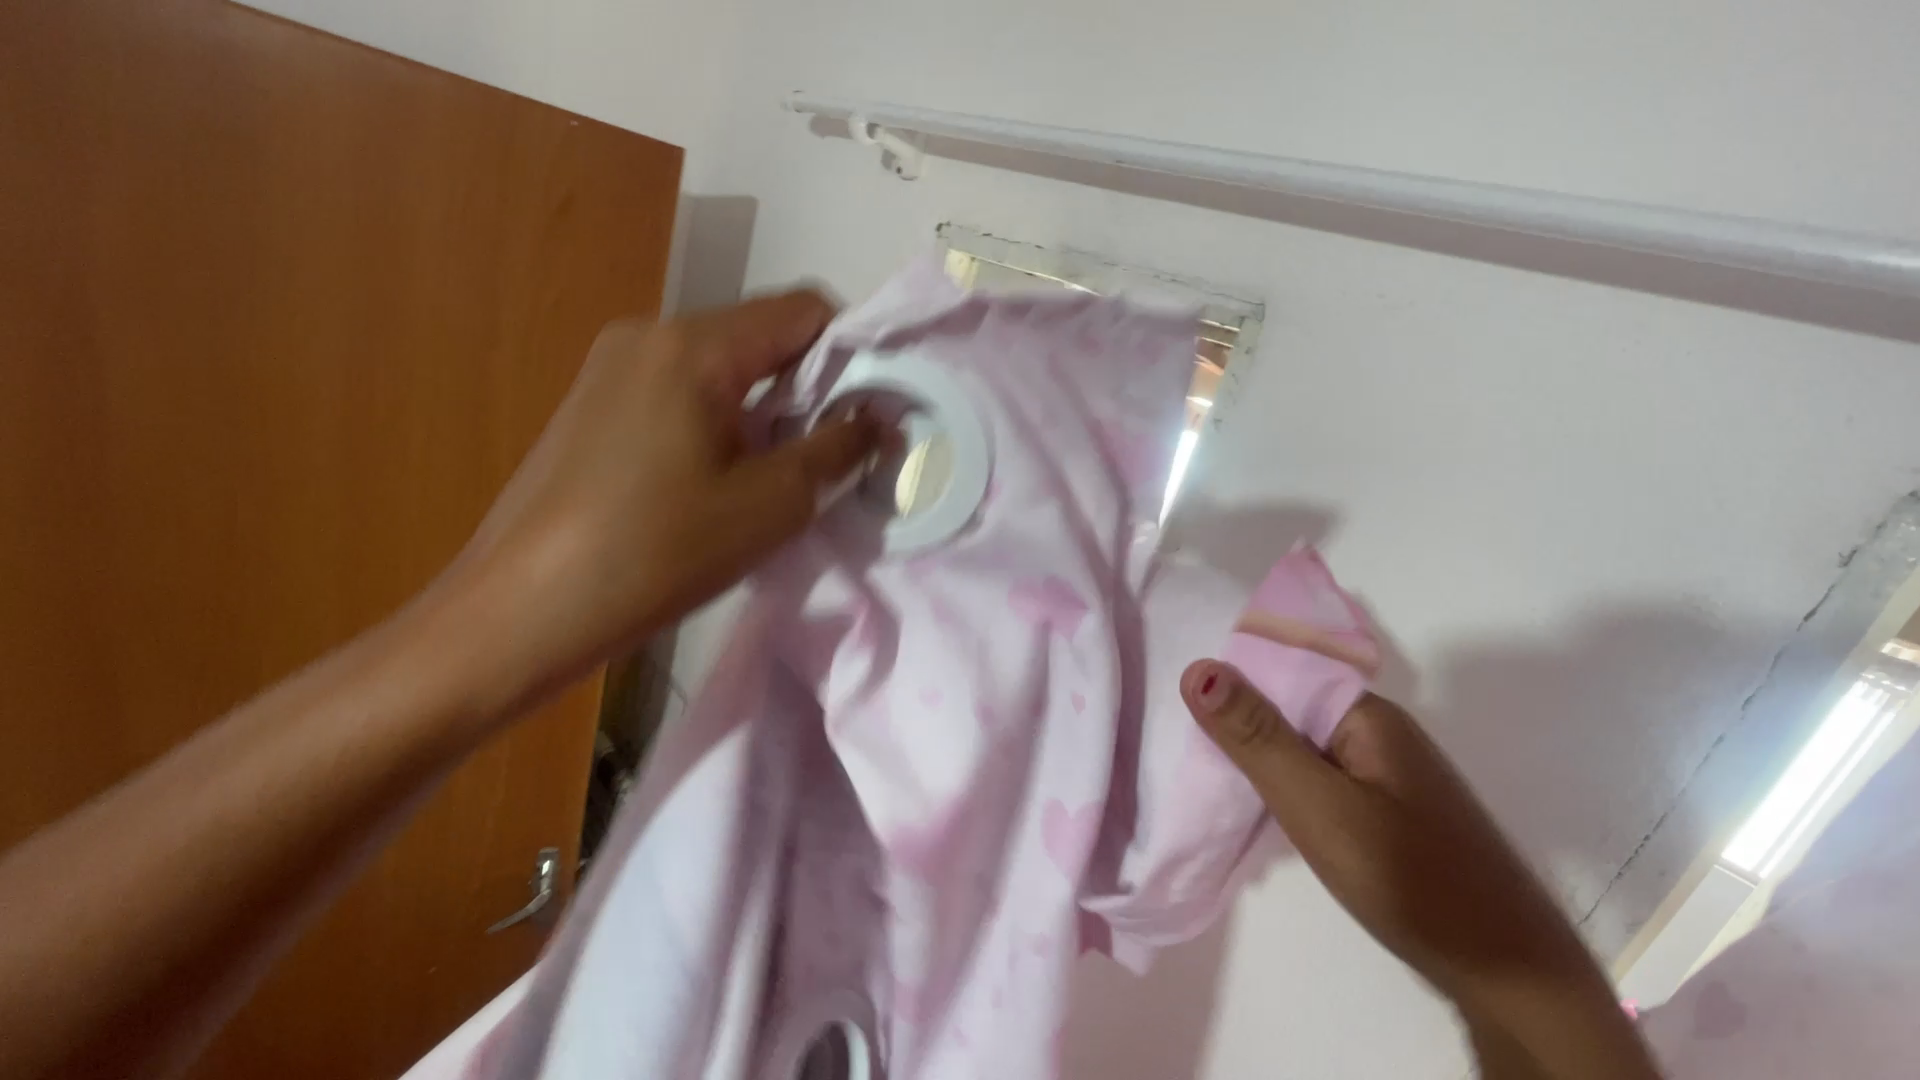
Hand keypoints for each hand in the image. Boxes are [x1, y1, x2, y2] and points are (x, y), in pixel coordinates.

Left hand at [445, 291, 879, 714]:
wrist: (523, 610)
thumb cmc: (656, 551)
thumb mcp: (770, 504)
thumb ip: (838, 449)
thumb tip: (879, 419)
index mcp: (694, 345)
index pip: (803, 310)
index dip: (853, 354)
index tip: (871, 413)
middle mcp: (649, 334)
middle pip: (760, 336)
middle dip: (809, 388)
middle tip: (832, 455)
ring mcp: (612, 368)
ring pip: (722, 368)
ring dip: (766, 411)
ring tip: (778, 476)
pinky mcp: (594, 406)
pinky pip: (681, 393)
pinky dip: (721, 424)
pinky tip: (720, 482)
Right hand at [1180, 662, 1659, 1078]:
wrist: (1506, 973)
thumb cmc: (1407, 878)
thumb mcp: (1317, 805)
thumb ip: (1257, 738)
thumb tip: (1199, 667)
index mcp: (1367, 716)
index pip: (1282, 673)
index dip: (1227, 682)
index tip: (1171, 700)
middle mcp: (1379, 732)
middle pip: (1290, 709)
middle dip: (1235, 721)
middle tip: (1172, 740)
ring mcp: (1387, 773)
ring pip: (1302, 747)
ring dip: (1257, 757)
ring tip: (1197, 771)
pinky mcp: (1388, 811)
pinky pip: (1320, 778)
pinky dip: (1283, 786)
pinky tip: (1253, 805)